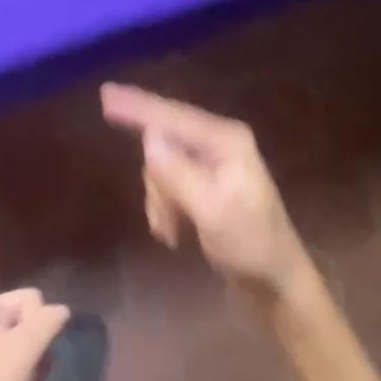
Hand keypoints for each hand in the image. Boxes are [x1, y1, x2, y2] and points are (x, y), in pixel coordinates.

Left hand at [0, 204, 70, 380]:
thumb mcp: (22, 351)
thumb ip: (47, 320)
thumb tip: (58, 312)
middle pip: (21, 297)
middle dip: (34, 322)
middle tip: (25, 354)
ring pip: (28, 324)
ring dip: (37, 347)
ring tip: (26, 376)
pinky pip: (24, 347)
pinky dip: (32, 362)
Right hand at [100, 82, 313, 297]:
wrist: (276, 286)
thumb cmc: (250, 245)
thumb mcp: (210, 209)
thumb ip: (177, 172)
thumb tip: (148, 136)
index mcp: (226, 141)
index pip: (172, 116)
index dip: (136, 106)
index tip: (105, 94)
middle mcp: (219, 145)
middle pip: (163, 144)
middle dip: (157, 184)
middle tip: (163, 221)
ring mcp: (213, 167)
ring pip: (162, 169)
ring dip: (160, 202)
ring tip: (172, 233)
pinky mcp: (206, 188)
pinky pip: (169, 186)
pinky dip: (165, 209)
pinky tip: (174, 234)